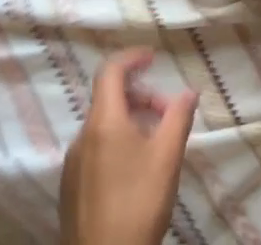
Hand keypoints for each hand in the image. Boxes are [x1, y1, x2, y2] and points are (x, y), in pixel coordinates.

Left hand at [60, 49, 199, 244]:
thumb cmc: (138, 203)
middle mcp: (82, 137)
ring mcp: (72, 164)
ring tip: (158, 143)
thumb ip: (178, 117)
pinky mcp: (71, 187)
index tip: (154, 58)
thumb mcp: (168, 156)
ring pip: (103, 125)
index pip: (110, 72)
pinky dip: (118, 142)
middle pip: (109, 99)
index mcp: (103, 123)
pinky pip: (96, 148)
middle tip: (169, 114)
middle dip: (142, 97)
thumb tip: (188, 92)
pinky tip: (138, 169)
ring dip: (132, 121)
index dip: (132, 58)